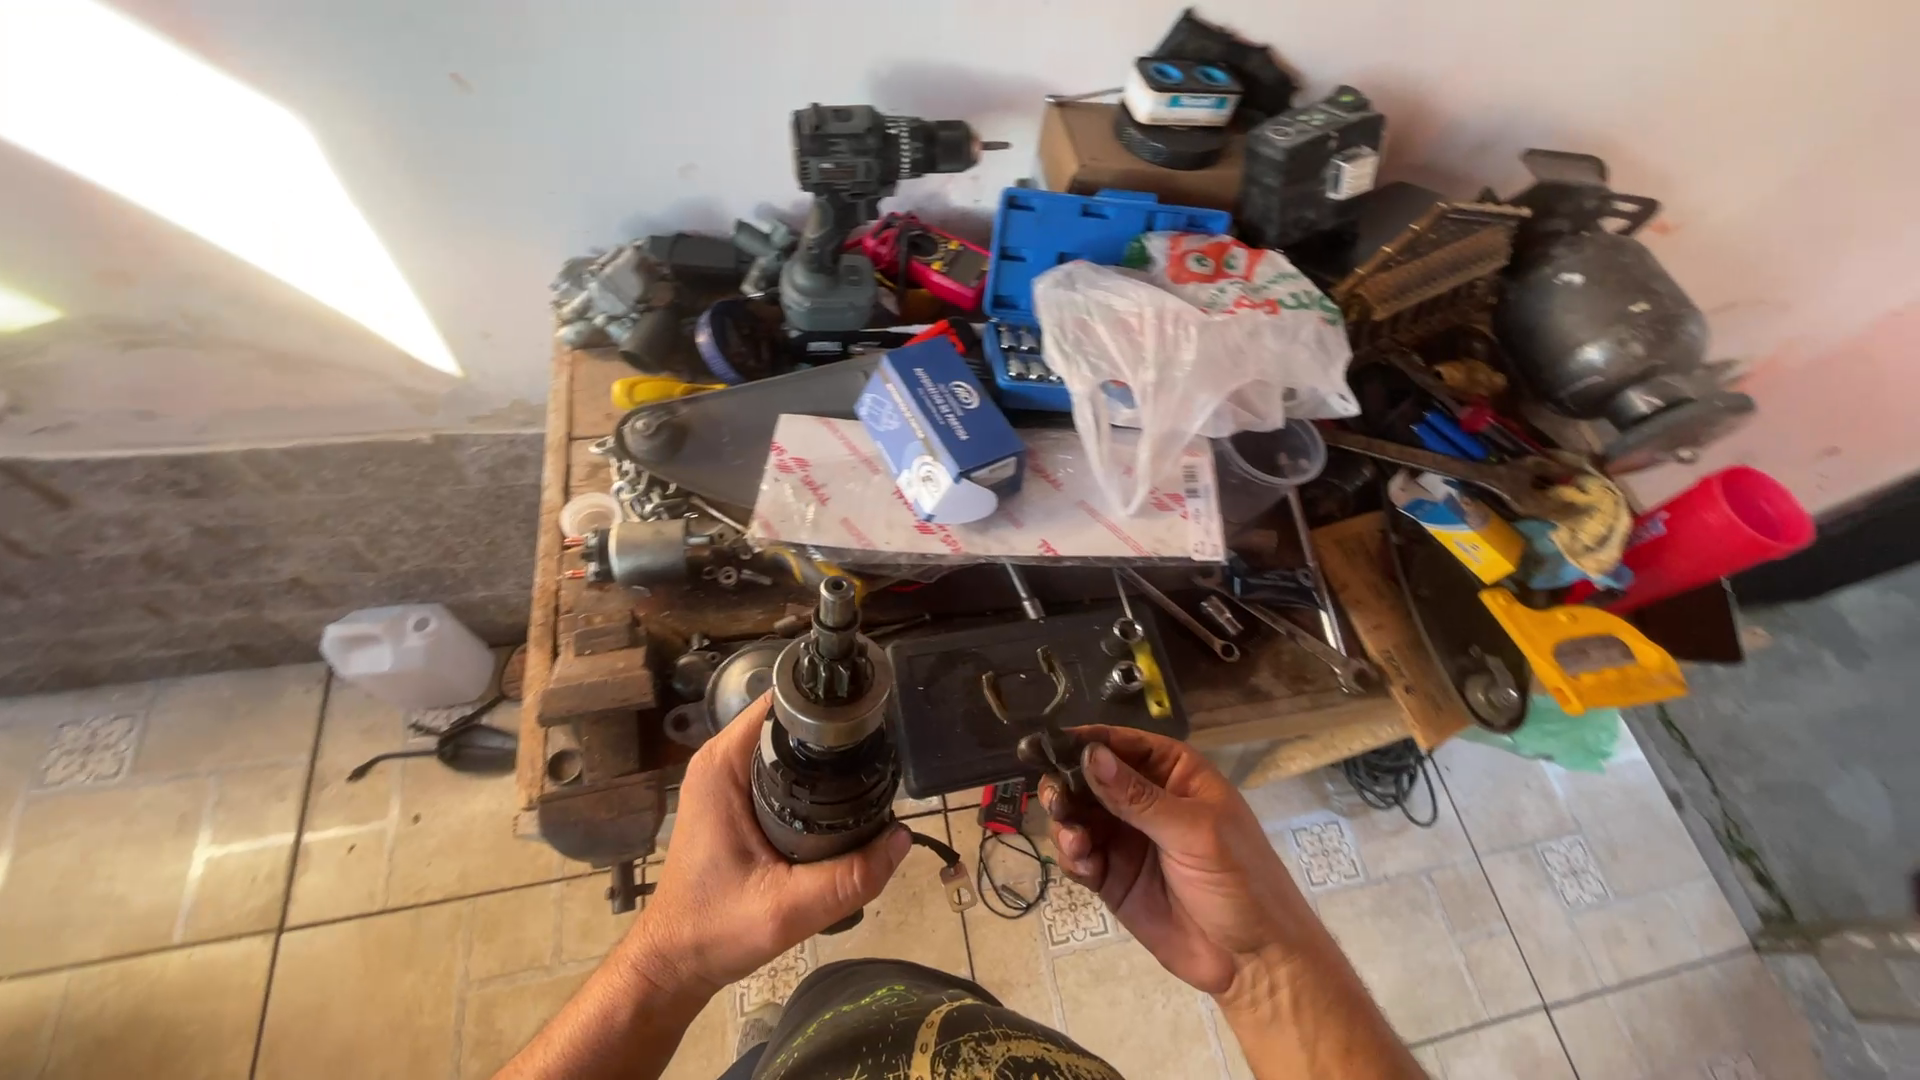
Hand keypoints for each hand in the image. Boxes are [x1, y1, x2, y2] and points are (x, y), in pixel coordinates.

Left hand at [626, 692, 911, 994]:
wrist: (674, 963)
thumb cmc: (714, 931)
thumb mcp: (785, 909)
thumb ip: (848, 878)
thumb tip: (902, 839)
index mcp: (722, 766)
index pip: (780, 704)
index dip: (823, 705)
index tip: (866, 717)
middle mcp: (720, 761)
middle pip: (786, 720)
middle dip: (830, 729)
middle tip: (875, 748)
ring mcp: (724, 779)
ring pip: (783, 744)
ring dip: (819, 752)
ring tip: (865, 768)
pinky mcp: (733, 799)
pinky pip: (776, 767)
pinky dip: (806, 774)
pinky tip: (838, 795)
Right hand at [1041, 726, 1316, 995]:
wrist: (1255, 960)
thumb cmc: (1239, 880)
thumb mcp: (1194, 832)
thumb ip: (1137, 797)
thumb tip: (1090, 755)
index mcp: (1173, 773)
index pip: (1122, 743)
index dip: (1086, 740)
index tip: (1049, 744)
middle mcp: (1144, 798)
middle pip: (1089, 777)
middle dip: (1066, 783)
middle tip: (1054, 800)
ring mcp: (1125, 837)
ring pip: (1077, 814)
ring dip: (1066, 821)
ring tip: (1075, 840)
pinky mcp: (1112, 875)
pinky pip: (1079, 855)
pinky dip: (1072, 855)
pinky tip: (1084, 865)